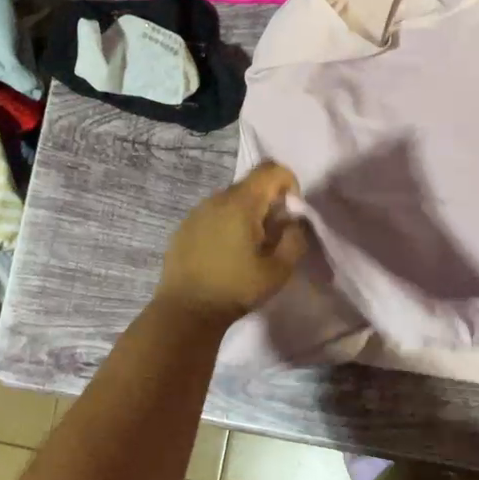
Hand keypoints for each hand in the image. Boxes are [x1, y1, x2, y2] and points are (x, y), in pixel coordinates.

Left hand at [153, 161, 307, 327]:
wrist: (186, 310)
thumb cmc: (236, 289)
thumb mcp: (279, 270)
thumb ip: (295, 239)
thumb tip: (294, 222)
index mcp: (241, 204)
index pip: (270, 169)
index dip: (289, 183)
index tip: (291, 213)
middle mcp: (216, 199)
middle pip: (251, 185)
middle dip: (269, 204)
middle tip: (273, 238)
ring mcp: (196, 212)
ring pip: (231, 201)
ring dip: (247, 216)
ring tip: (249, 250)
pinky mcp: (184, 228)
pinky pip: (213, 215)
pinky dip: (227, 226)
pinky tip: (225, 256)